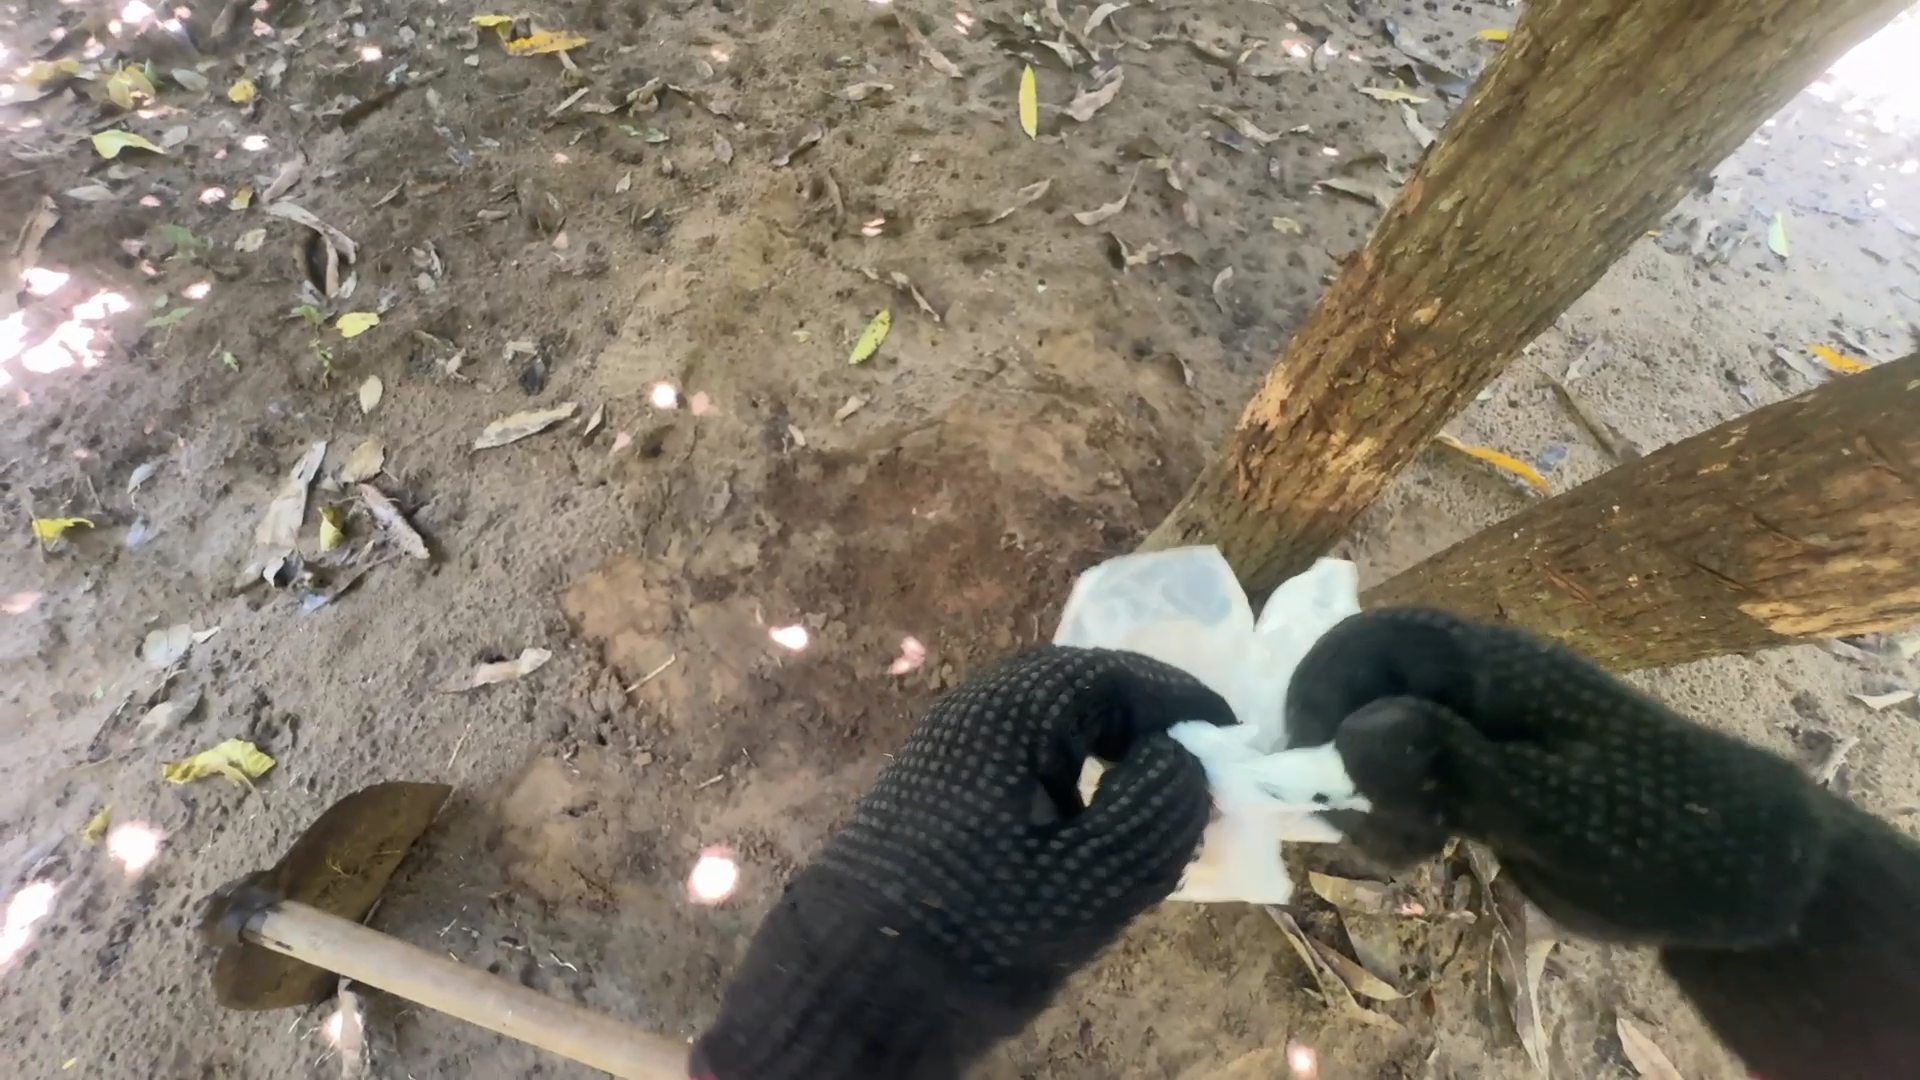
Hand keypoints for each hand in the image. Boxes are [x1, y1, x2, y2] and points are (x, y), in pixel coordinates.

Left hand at [691, 646, 1232, 1079]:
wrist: (849, 983)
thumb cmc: (971, 932)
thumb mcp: (1086, 880)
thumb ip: (1155, 809)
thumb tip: (1185, 755)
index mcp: (1013, 711)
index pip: (1116, 675)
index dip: (1181, 701)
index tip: (1232, 737)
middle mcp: (979, 705)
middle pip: (1083, 687)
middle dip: (1146, 720)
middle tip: (1195, 767)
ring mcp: (954, 737)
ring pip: (1053, 717)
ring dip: (1109, 743)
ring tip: (1151, 793)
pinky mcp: (943, 774)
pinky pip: (1025, 747)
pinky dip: (1072, 768)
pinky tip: (1087, 816)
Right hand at [1284, 607, 1830, 948]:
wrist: (1732, 874)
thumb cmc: (1655, 827)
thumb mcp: (1549, 799)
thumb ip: (1444, 757)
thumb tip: (1349, 731)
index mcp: (1477, 662)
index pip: (1362, 642)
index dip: (1319, 688)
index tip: (1312, 760)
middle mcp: (1451, 684)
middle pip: (1348, 693)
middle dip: (1337, 757)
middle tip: (1371, 818)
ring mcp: (1449, 728)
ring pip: (1357, 739)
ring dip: (1359, 796)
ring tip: (1411, 844)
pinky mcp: (1450, 770)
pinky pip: (1385, 777)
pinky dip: (1381, 815)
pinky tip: (1419, 847)